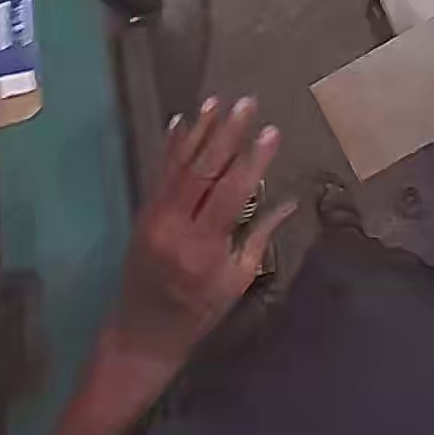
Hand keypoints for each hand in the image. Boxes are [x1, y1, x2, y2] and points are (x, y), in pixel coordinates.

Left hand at [103, 95, 297, 373]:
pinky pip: (160, 172)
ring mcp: (155, 217)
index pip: (232, 194)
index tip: (271, 133)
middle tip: (247, 103)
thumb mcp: (237, 281)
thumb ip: (261, 237)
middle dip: (228, 133)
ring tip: (217, 101)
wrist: (142, 333)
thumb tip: (291, 202)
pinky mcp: (144, 212)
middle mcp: (175, 227)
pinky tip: (181, 121)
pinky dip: (171, 145)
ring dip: (200, 130)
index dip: (253, 161)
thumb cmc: (199, 312)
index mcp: (204, 249)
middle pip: (204, 170)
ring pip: (179, 165)